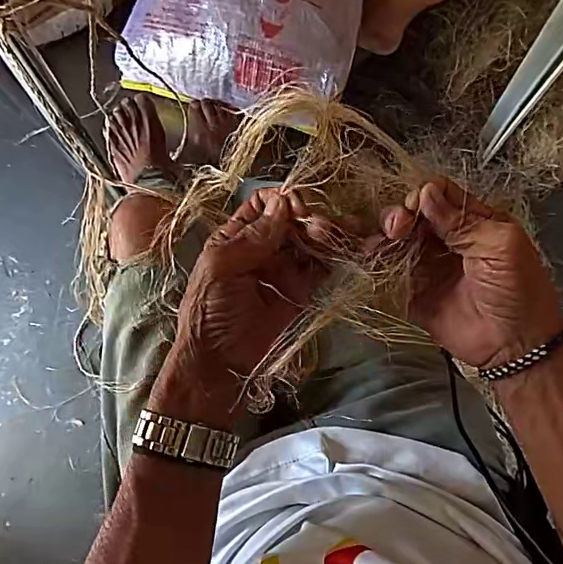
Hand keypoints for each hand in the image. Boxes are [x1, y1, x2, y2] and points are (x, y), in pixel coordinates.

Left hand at [157, 188, 324, 423]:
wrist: (219, 362)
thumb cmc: (209, 312)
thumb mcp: (220, 268)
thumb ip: (251, 237)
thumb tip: (283, 204)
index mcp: (236, 237)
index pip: (264, 205)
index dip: (283, 201)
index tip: (299, 209)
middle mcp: (263, 248)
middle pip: (294, 220)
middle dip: (313, 218)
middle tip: (326, 229)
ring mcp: (284, 269)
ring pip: (312, 241)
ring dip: (330, 234)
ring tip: (344, 236)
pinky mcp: (302, 291)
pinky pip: (323, 268)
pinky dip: (339, 257)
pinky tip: (353, 249)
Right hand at [380, 177, 562, 369]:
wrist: (513, 345)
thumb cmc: (518, 290)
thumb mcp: (499, 245)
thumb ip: (462, 220)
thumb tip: (425, 192)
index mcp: (473, 222)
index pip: (439, 196)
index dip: (422, 196)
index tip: (414, 207)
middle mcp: (447, 240)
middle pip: (413, 215)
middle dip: (399, 215)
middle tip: (397, 228)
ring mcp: (428, 266)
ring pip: (397, 240)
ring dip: (383, 236)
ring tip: (378, 244)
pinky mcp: (412, 292)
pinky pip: (389, 271)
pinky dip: (376, 261)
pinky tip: (370, 257)